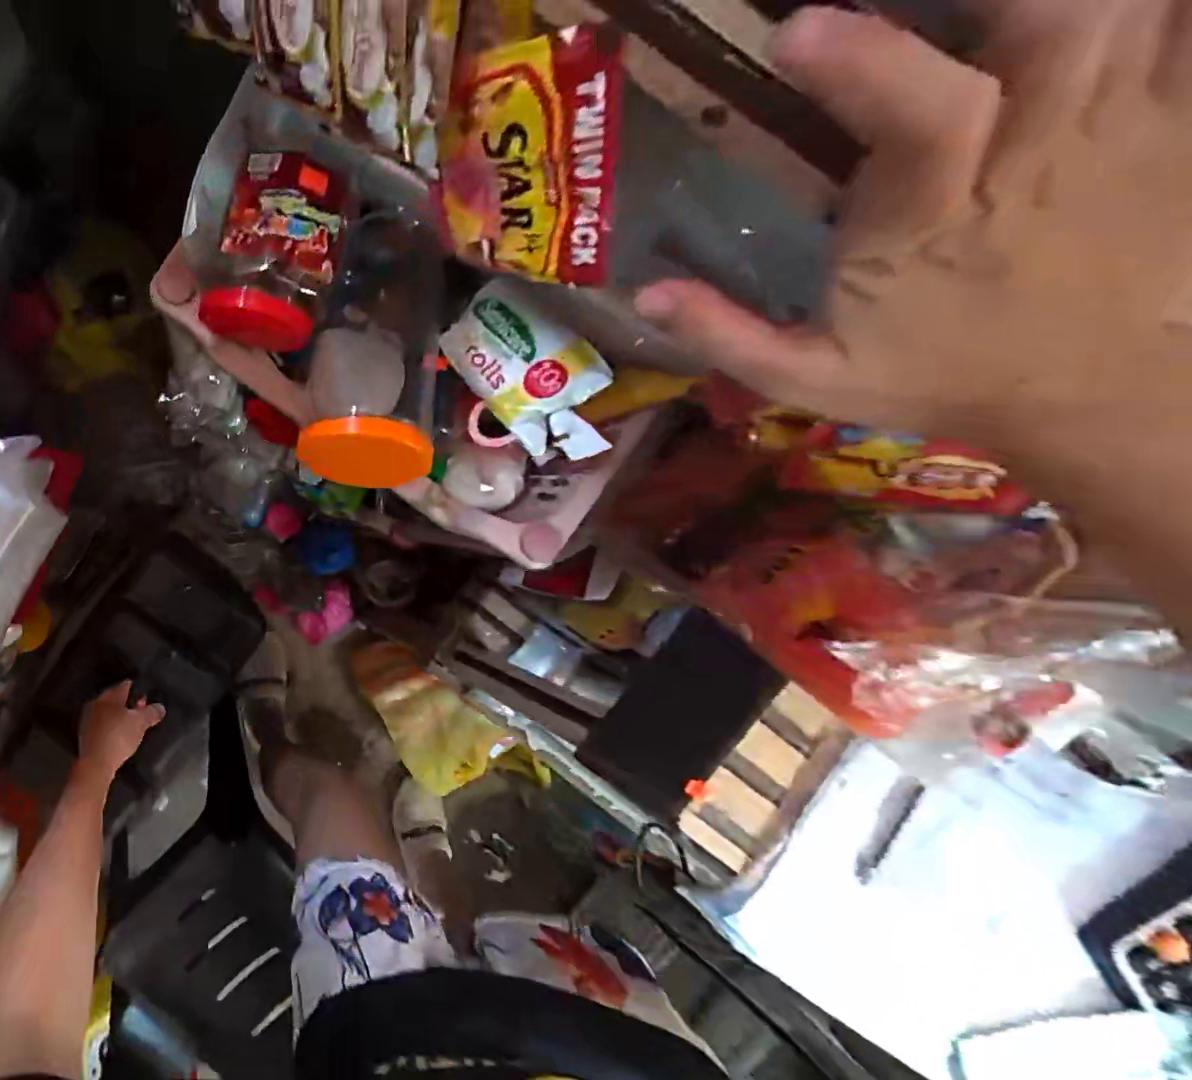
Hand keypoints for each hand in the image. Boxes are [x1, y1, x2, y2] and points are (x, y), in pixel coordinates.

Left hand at [77, 682, 163, 778]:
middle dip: (130, 704)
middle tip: (143, 712)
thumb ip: (151, 712)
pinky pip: (104, 725)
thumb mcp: (141, 723)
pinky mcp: (86, 734)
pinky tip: (121, 735)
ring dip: (121, 717)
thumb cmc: (118, 737)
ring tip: (134, 726)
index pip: (126, 685)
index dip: (139, 690)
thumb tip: (160, 707)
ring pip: (110, 712)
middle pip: (117, 699)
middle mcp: (97, 702)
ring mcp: (89, 718)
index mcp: (109, 695)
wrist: (95, 764)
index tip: (148, 697)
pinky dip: (113, 727)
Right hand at [634, 3, 1191, 459]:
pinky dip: (1124, 3)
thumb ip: (724, 335)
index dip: (866, 61)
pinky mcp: (1176, 111)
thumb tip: (643, 293)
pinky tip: (1056, 17)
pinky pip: (1174, 20)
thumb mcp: (802, 378)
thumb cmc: (932, 379)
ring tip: (960, 5)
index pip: (926, 115)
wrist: (1099, 389)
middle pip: (1059, 16)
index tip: (793, 27)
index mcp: (932, 224)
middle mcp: (1038, 157)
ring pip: (1127, 1)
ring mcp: (1127, 123)